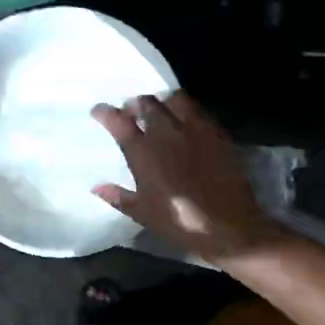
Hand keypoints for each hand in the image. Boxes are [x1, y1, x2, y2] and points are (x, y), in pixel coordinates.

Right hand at [91, 92, 283, 264]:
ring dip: (164, 102)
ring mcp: (195, 130)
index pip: (119, 121)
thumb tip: (97, 187)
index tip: (98, 110)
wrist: (227, 225)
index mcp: (143, 152)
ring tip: (161, 112)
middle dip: (136, 104)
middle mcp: (167, 133)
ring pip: (176, 99)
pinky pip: (199, 111)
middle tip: (132, 112)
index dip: (105, 112)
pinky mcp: (217, 134)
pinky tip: (186, 124)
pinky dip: (188, 111)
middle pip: (148, 103)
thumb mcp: (141, 212)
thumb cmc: (178, 221)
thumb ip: (117, 196)